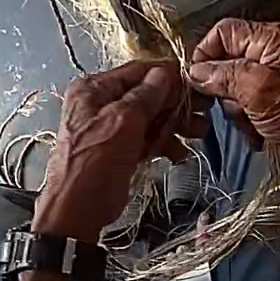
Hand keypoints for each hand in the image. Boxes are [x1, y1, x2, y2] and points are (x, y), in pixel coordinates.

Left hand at [34, 62, 197, 240]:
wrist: (78, 208)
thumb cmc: (95, 162)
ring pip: (148, 120)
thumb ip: (146, 95)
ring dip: (173, 126)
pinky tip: (179, 154)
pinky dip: (161, 145)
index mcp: (93, 89)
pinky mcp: (118, 152)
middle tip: (202, 112)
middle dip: (174, 105)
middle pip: (145, 96)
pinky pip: (144, 140)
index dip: (167, 77)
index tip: (194, 85)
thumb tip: (165, 73)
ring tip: (198, 133)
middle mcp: (99, 105)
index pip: (137, 72)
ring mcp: (109, 129)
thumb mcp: (123, 121)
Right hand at [186, 19, 279, 173]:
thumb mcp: (259, 91)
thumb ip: (224, 75)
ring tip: (250, 120)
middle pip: (226, 59)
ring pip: (232, 85)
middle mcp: (274, 51)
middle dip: (223, 87)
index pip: (225, 32)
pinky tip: (256, 129)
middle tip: (234, 105)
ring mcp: (274, 74)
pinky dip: (245, 117)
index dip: (206, 54)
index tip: (197, 81)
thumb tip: (196, 71)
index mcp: (275, 38)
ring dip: (235, 108)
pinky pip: (245, 101)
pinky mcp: (275, 96)